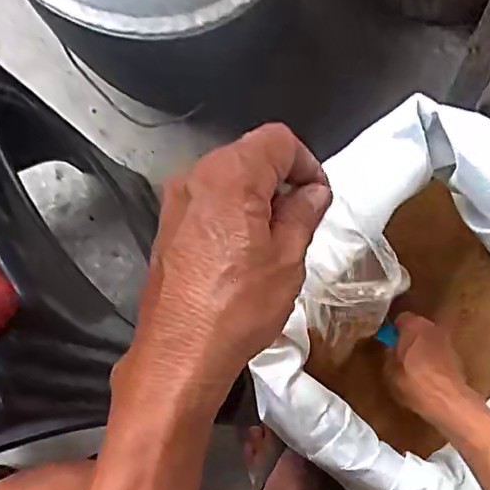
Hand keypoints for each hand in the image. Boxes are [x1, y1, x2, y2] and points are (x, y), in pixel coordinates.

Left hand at [130, 123, 331, 392]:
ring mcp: (178, 202)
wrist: (183, 349)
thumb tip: (313, 194)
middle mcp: (197, 178)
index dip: (307, 164)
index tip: (319, 195)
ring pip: (229, 180)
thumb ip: (303, 216)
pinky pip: (210, 205)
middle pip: (250, 155)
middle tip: (303, 223)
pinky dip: (234, 217)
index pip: (278, 140)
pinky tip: (247, 257)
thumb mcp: (288, 261)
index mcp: (231, 177)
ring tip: (276, 246)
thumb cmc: (234, 311)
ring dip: (258, 201)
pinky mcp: (170, 227)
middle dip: (282, 182)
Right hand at [386, 312, 474, 421]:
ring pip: (430, 341)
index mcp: (414, 325)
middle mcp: (433, 327)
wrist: (448, 400)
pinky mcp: (458, 357)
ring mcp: (448, 341)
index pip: (401, 319)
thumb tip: (391, 350)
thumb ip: (389, 357)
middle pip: (418, 329)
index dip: (394, 331)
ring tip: (415, 368)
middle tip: (401, 356)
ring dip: (423, 350)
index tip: (389, 342)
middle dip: (410, 339)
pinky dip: (435, 360)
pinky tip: (429, 376)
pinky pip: (440, 354)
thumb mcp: (390, 373)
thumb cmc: (414, 383)